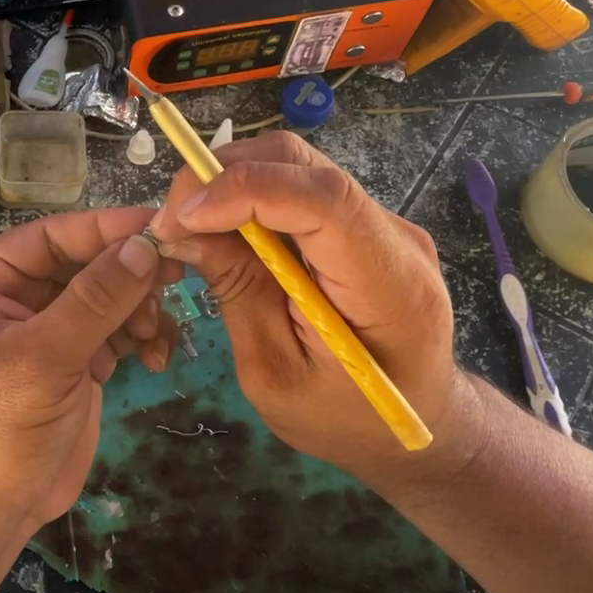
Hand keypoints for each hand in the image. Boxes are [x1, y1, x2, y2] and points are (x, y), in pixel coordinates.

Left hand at [0, 207, 181, 535]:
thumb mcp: (42, 359)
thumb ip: (94, 300)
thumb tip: (143, 246)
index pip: (49, 237)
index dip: (103, 228)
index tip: (158, 224)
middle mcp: (12, 297)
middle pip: (82, 264)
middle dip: (128, 272)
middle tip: (178, 274)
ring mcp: (46, 331)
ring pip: (105, 296)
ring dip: (138, 308)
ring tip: (155, 335)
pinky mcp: (73, 362)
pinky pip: (114, 332)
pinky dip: (139, 337)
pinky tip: (157, 356)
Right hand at [147, 132, 482, 481]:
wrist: (420, 428)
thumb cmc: (347, 421)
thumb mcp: (273, 373)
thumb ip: (236, 293)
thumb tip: (183, 229)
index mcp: (387, 285)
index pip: (323, 199)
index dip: (245, 190)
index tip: (182, 216)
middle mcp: (392, 235)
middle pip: (302, 164)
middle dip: (222, 174)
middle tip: (171, 217)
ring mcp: (379, 222)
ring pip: (294, 165)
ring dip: (228, 181)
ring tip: (189, 223)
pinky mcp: (360, 224)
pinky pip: (296, 187)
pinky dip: (246, 195)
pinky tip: (221, 229)